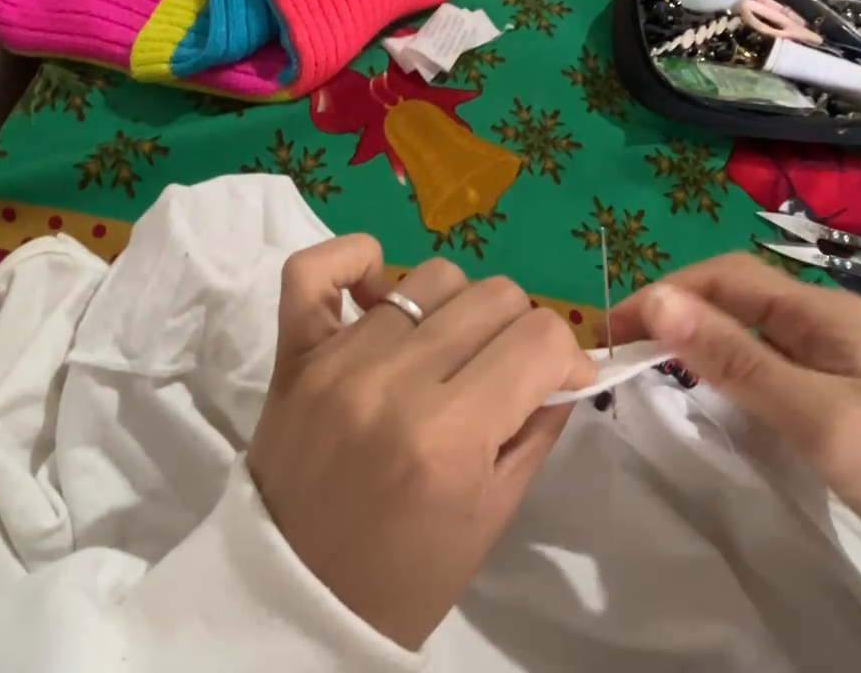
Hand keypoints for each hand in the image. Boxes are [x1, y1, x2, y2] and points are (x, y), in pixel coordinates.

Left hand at [249, 238, 595, 649]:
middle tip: (502, 372)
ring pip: (430, 276)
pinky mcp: (294, 352)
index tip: (557, 379)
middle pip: (493, 296)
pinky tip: (379, 288)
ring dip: (456, 307)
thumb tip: (566, 362)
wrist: (294, 600)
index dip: (564, 354)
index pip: (540, 337)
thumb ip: (539, 424)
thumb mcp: (495, 512)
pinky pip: (316, 268)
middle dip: (518, 330)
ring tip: (446, 350)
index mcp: (450, 436)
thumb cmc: (407, 572)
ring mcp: (338, 360)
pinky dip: (355, 261)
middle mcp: (394, 383)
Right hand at [615, 254, 860, 605]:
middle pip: (730, 298)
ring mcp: (828, 361)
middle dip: (672, 312)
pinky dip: (719, 371)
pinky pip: (760, 367)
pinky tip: (702, 394)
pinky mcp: (831, 396)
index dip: (664, 294)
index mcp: (821, 312)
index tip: (612, 333)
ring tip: (646, 369)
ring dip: (692, 340)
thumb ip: (738, 361)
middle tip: (620, 353)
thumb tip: (657, 300)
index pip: (723, 278)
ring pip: (742, 332)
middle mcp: (821, 323)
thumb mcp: (821, 418)